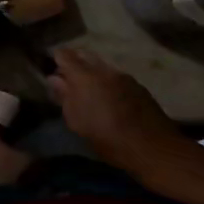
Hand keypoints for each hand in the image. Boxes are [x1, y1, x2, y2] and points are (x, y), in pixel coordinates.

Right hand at [46, 47, 186, 171]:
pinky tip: (108, 98)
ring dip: (92, 73)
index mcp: (86, 77)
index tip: (51, 66)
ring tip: (87, 90)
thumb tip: (55, 79)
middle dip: (74, 63)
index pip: (65, 56)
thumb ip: (64, 97)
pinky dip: (107, 81)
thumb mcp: (77, 122)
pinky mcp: (138, 86)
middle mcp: (105, 70)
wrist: (152, 147)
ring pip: (102, 66)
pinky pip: (116, 76)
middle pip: (85, 56)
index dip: (56, 58)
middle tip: (67, 79)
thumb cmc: (107, 138)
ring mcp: (124, 76)